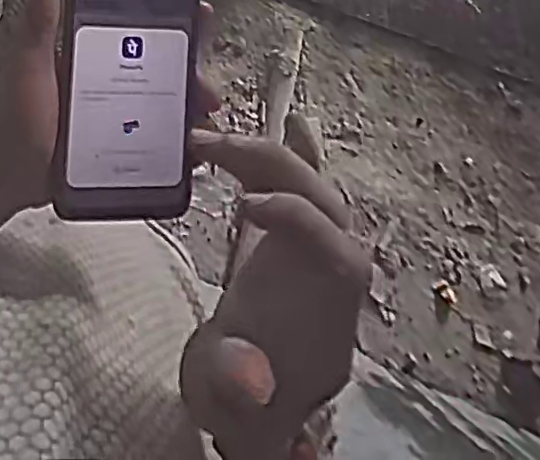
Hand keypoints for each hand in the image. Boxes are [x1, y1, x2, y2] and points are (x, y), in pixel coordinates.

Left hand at [0, 0, 220, 209]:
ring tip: (203, 121)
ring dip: (189, 108)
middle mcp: (107, 79)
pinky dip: (177, 144)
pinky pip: (156, 140)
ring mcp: (115, 114)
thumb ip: (40, 21)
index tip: (198, 14)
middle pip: (161, 67)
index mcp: (90, 54)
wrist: (8, 177)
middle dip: (191, 72)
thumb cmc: (16, 118)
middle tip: (206, 87)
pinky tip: (192, 151)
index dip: (170, 20)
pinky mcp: (119, 145)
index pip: (136, 29)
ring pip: (165, 104)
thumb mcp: (31, 65)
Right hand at [181, 131, 371, 459]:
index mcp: (325, 311)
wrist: (242, 393)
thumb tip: (248, 372)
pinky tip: (217, 151)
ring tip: (203, 140)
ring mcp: (309, 245)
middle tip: (209, 144)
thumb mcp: (228, 399)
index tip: (243, 207)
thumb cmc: (238, 398)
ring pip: (301, 181)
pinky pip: (278, 182)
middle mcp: (329, 270)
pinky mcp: (285, 232)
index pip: (336, 248)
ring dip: (255, 154)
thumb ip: (236, 386)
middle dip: (269, 163)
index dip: (297, 218)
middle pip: (321, 198)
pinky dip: (249, 161)